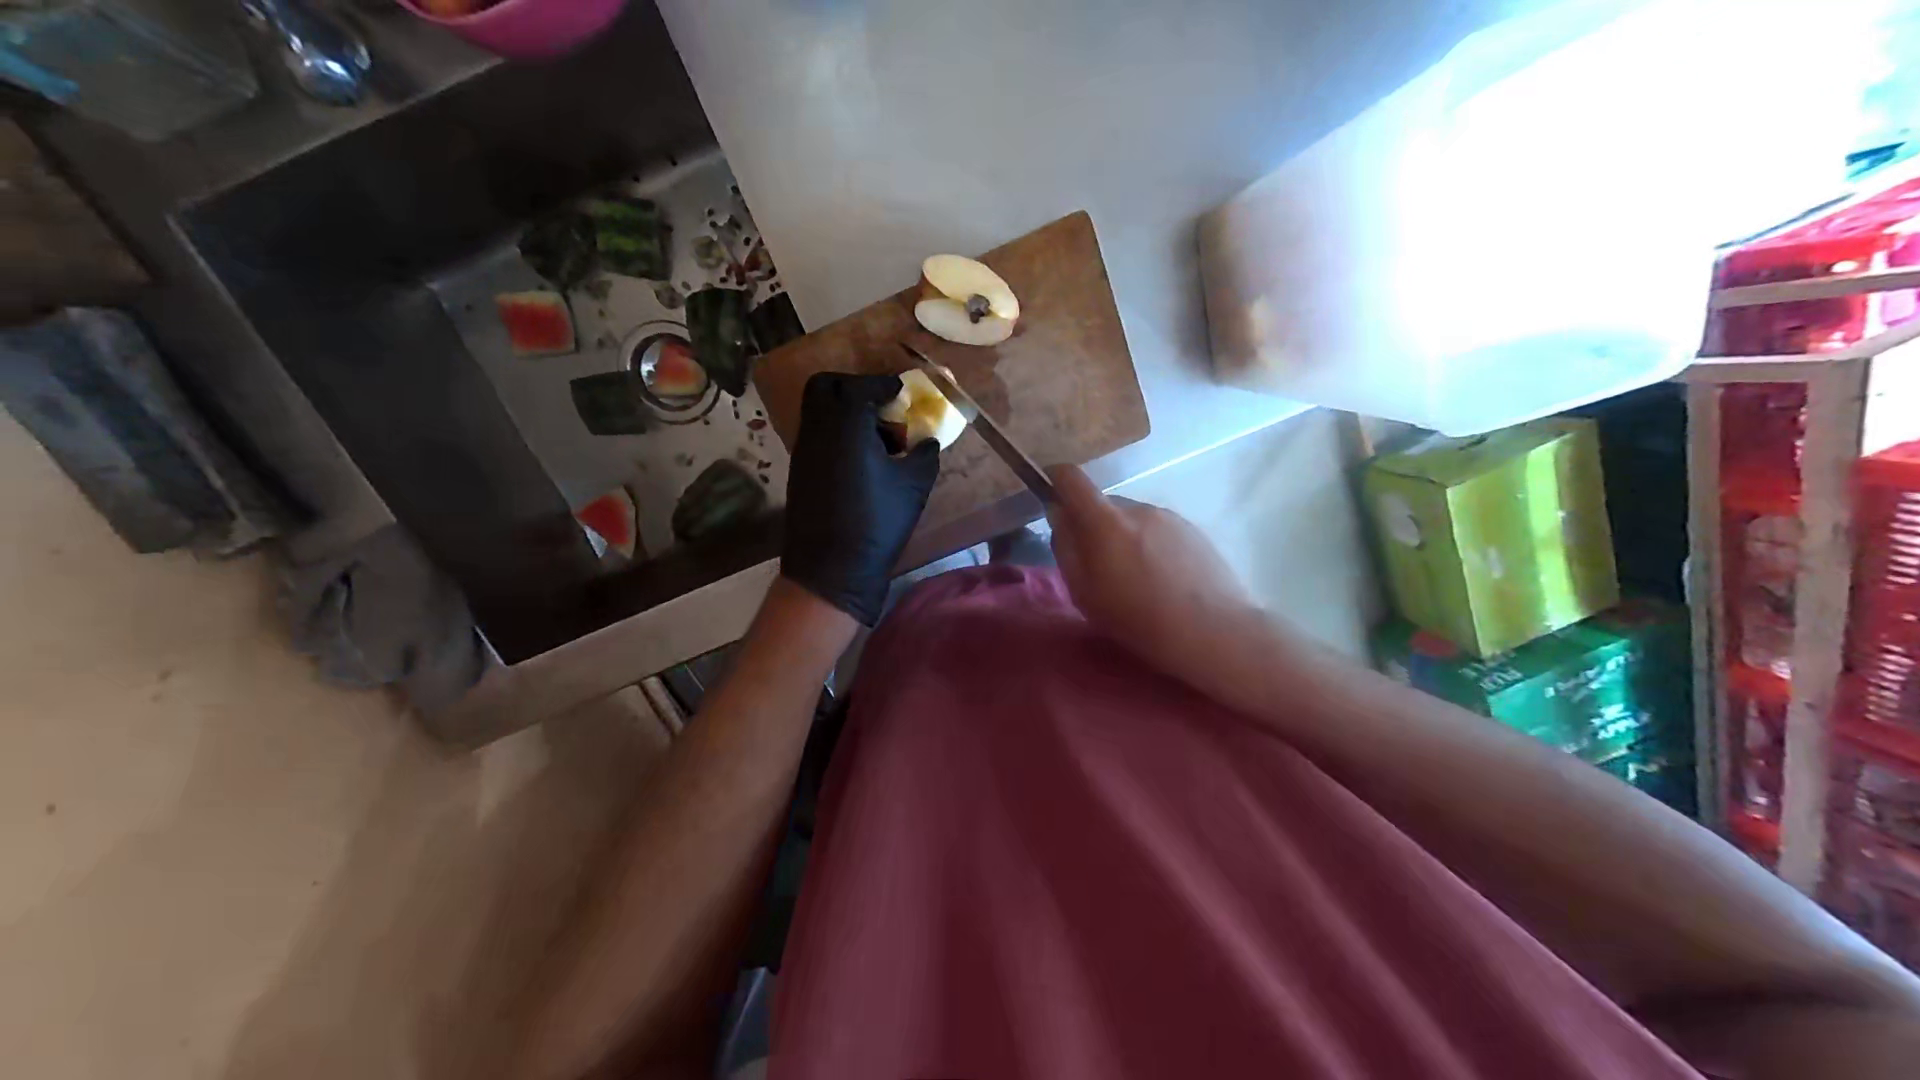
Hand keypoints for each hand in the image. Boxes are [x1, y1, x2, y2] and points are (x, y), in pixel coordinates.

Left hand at [781, 373, 939, 624]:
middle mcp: (817, 429)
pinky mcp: (799, 471)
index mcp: (846, 424)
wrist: (833, 568)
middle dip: (852, 387)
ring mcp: (803, 450)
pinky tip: (861, 460)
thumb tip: (928, 442)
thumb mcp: (913, 486)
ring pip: (817, 411)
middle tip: (879, 404)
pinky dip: (836, 434)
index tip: (900, 391)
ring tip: (876, 437)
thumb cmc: (878, 522)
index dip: (883, 384)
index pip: (861, 386)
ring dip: (844, 412)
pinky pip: (816, 435)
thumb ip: (924, 455)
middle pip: (824, 386)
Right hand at [1044, 464, 1254, 674]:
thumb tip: (1059, 515)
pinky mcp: (1193, 530)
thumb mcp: (1085, 593)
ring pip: (1132, 519)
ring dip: (1124, 538)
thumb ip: (1066, 547)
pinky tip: (1162, 579)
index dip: (1055, 481)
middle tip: (1098, 566)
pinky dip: (1150, 545)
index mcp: (1106, 521)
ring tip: (1135, 578)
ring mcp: (1169, 516)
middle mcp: (1138, 508)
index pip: (1071, 479)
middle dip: (1093, 526)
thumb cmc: (1140, 620)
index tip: (1050, 497)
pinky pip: (1157, 529)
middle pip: (1103, 505)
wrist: (1215, 632)